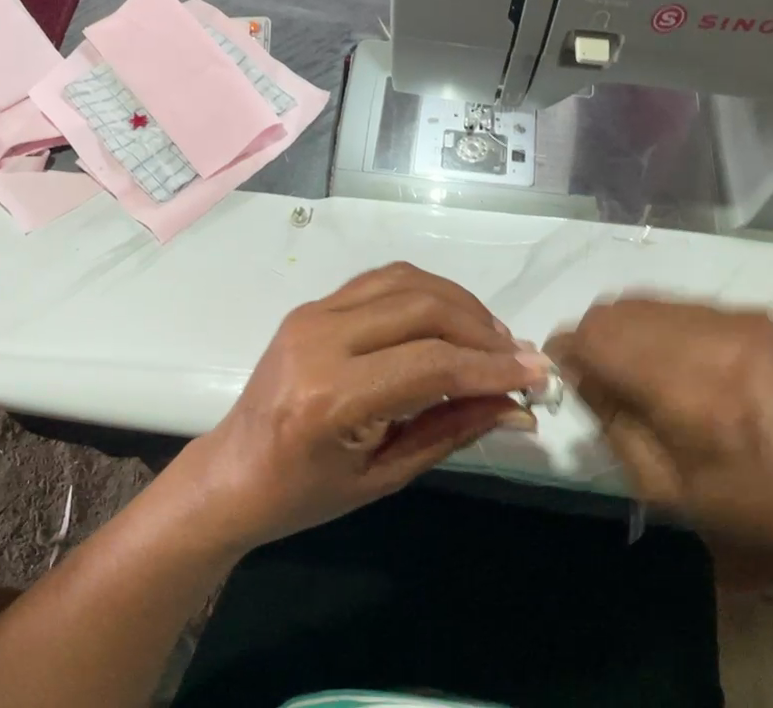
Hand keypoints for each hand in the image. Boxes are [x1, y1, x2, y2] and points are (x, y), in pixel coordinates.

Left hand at [165, 263, 547, 553]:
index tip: (538, 374)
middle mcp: (319, 340)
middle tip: (518, 358)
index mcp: (330, 396)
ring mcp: (311, 314)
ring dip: (459, 303)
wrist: (234, 472)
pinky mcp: (311, 305)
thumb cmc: (303, 493)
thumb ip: (451, 431)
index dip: (492, 367)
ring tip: (492, 339)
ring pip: (405, 282)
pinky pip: (380, 281)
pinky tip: (450, 320)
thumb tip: (517, 406)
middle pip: (423, 308)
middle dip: (482, 330)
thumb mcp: (383, 475)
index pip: (431, 363)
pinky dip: (425, 292)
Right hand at [546, 298, 772, 562]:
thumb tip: (572, 366)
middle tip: (597, 375)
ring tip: (638, 370)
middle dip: (593, 339)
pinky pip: (677, 305)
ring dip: (625, 331)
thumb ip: (609, 417)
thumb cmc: (746, 502)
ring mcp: (737, 320)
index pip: (596, 337)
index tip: (563, 372)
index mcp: (689, 393)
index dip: (567, 350)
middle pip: (614, 311)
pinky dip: (659, 328)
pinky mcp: (753, 314)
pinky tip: (677, 363)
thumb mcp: (660, 485)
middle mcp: (712, 341)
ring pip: (643, 301)